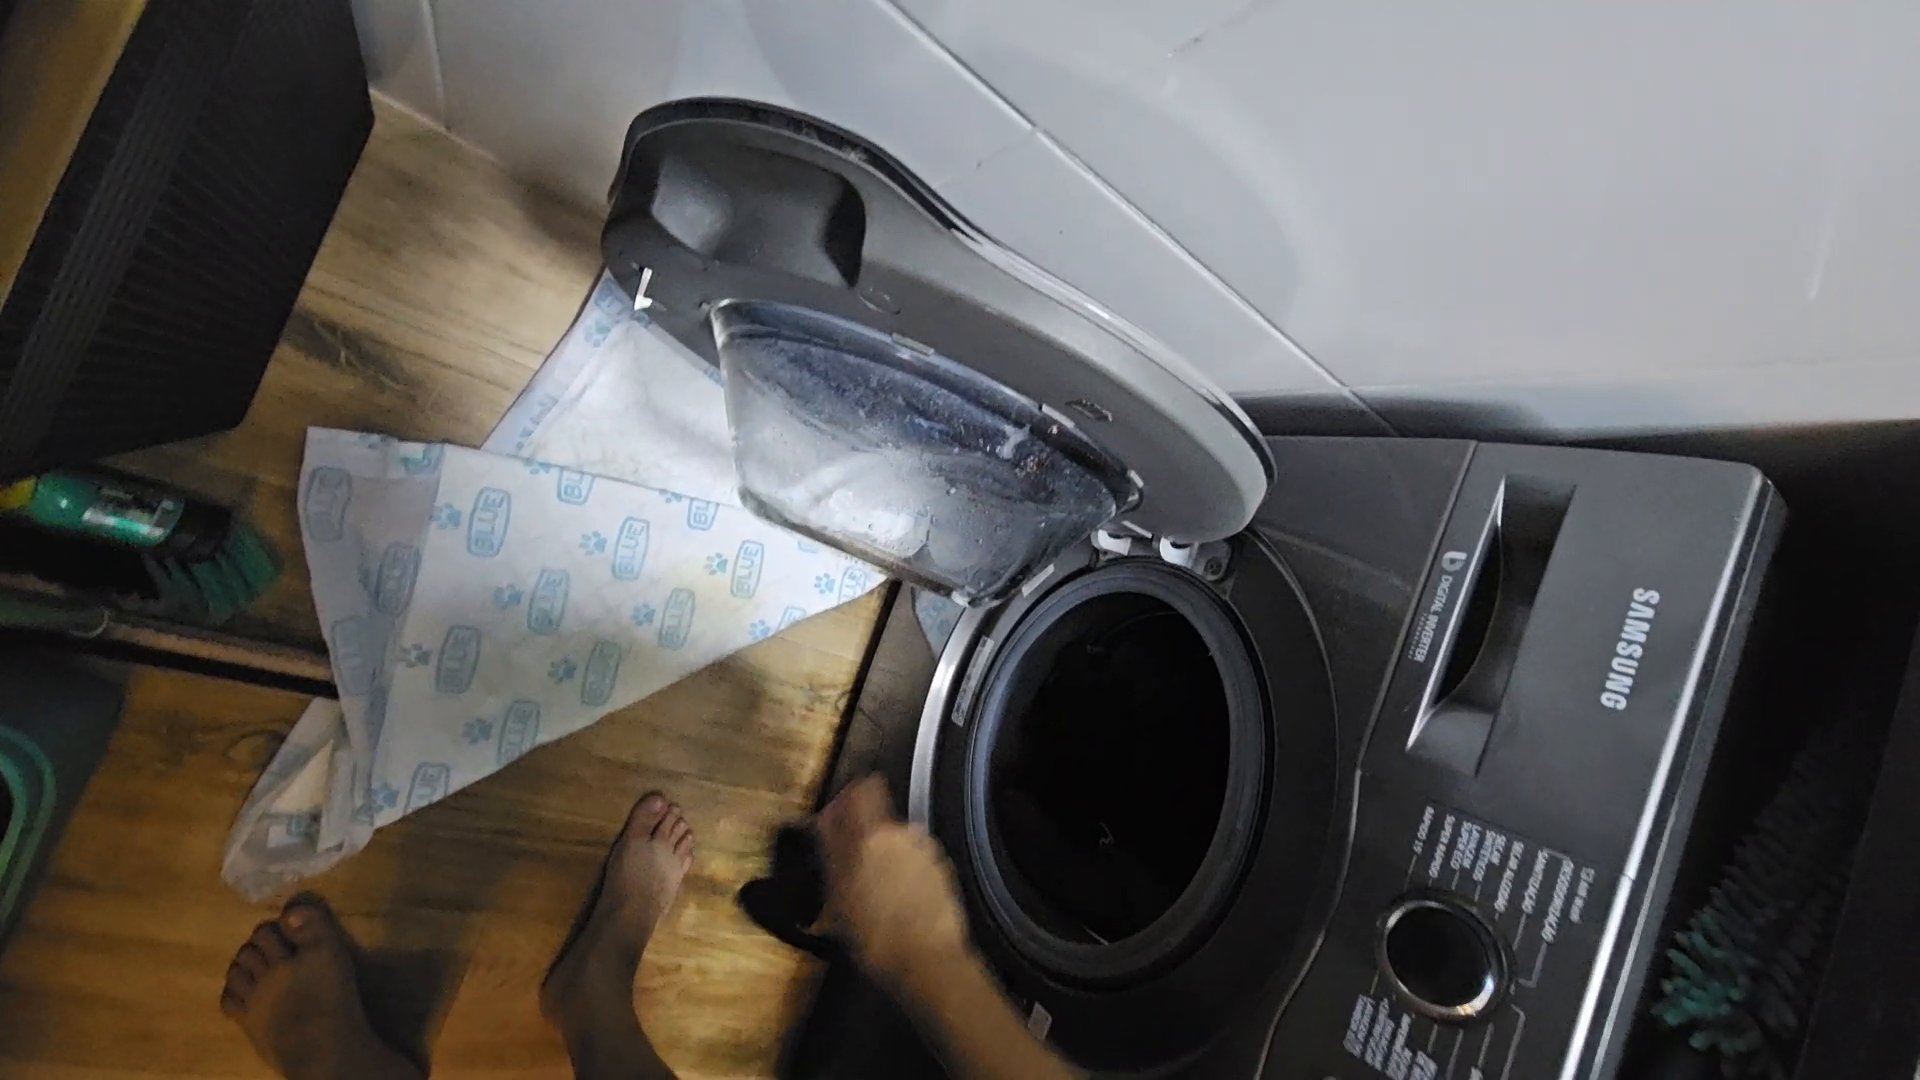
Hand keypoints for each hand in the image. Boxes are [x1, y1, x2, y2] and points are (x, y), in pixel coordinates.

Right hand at [816, 776, 968, 989]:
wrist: (929, 960)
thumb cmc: (875, 934)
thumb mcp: (838, 896)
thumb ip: (831, 849)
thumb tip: (825, 820)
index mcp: (874, 833)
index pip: (863, 789)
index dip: (848, 798)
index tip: (836, 816)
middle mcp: (904, 833)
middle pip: (879, 818)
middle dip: (863, 835)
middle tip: (849, 869)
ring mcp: (926, 850)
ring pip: (897, 841)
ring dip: (884, 856)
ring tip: (874, 894)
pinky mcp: (942, 870)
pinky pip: (915, 860)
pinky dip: (904, 872)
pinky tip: (897, 903)